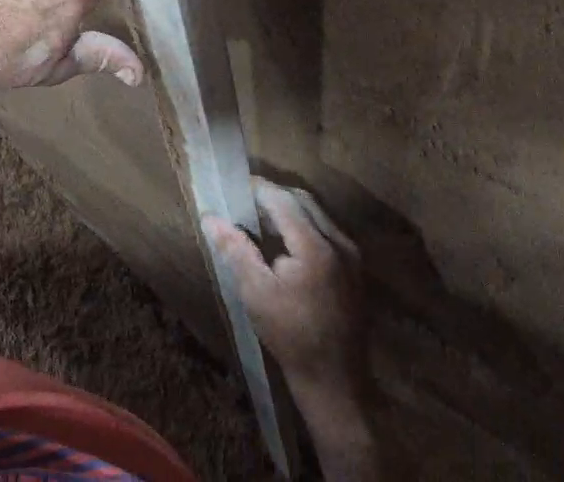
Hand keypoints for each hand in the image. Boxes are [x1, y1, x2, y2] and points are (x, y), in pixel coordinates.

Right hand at [203, 180, 366, 396]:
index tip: (229, 185)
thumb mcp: (255, 291)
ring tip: (256, 217)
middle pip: (303, 201)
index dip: (255, 188)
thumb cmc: (290, 333)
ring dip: (287, 208)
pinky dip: (301, 224)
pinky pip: (325, 231)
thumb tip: (210, 216)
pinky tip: (281, 241)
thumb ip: (235, 249)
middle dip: (271, 195)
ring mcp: (352, 256)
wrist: (334, 377)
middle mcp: (340, 244)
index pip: (282, 199)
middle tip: (240, 200)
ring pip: (317, 214)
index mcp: (316, 247)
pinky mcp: (354, 269)